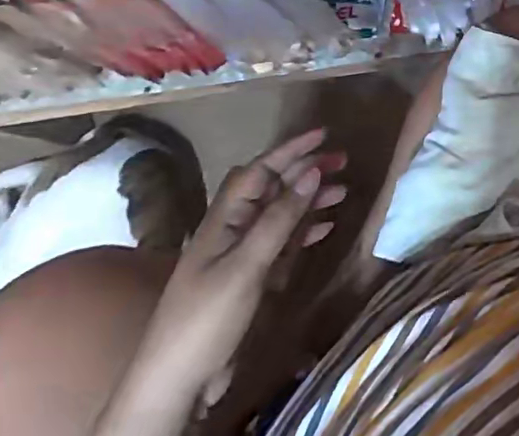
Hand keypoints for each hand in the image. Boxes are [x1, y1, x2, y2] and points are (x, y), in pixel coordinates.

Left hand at [137, 130, 345, 407]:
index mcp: (225, 218)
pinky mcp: (249, 278)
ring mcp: (241, 254)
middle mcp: (233, 228)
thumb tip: (310, 172)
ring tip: (343, 191)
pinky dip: (305, 230)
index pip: (261, 170)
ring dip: (310, 200)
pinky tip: (327, 226)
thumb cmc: (206, 319)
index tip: (324, 134)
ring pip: (281, 214)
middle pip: (273, 188)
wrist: (175, 384)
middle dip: (306, 171)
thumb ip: (279, 218)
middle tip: (343, 161)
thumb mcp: (246, 267)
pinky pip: (283, 242)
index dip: (291, 150)